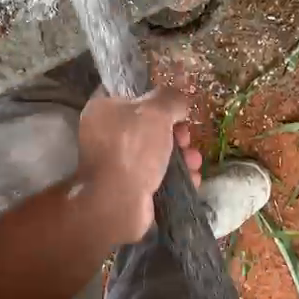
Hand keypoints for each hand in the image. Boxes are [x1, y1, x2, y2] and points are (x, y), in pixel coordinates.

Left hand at [73, 87, 203, 244]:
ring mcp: (116, 162)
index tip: (178, 107)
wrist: (118, 203)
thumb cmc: (133, 147)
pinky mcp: (128, 187)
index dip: (158, 98)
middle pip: (149, 125)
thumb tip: (180, 98)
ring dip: (181, 155)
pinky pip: (156, 175)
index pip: (134, 95)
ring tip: (194, 162)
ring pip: (156, 151)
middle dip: (176, 132)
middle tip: (187, 139)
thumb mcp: (157, 111)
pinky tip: (192, 179)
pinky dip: (175, 176)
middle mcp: (106, 134)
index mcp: (103, 109)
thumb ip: (171, 98)